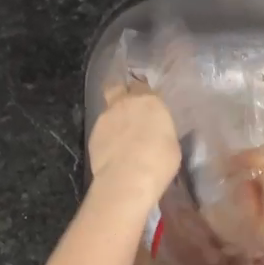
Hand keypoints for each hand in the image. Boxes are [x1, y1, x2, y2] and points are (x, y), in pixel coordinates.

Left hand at [87, 84, 179, 203]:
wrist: (127, 178)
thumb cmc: (159, 161)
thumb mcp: (170, 143)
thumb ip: (159, 129)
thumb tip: (153, 132)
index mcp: (149, 102)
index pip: (143, 86)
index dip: (143, 93)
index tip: (146, 104)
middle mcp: (125, 103)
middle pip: (117, 87)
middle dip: (120, 93)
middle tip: (127, 108)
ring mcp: (105, 117)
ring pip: (107, 110)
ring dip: (114, 119)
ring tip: (120, 138)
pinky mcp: (92, 134)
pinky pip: (100, 130)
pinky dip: (106, 137)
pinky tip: (111, 152)